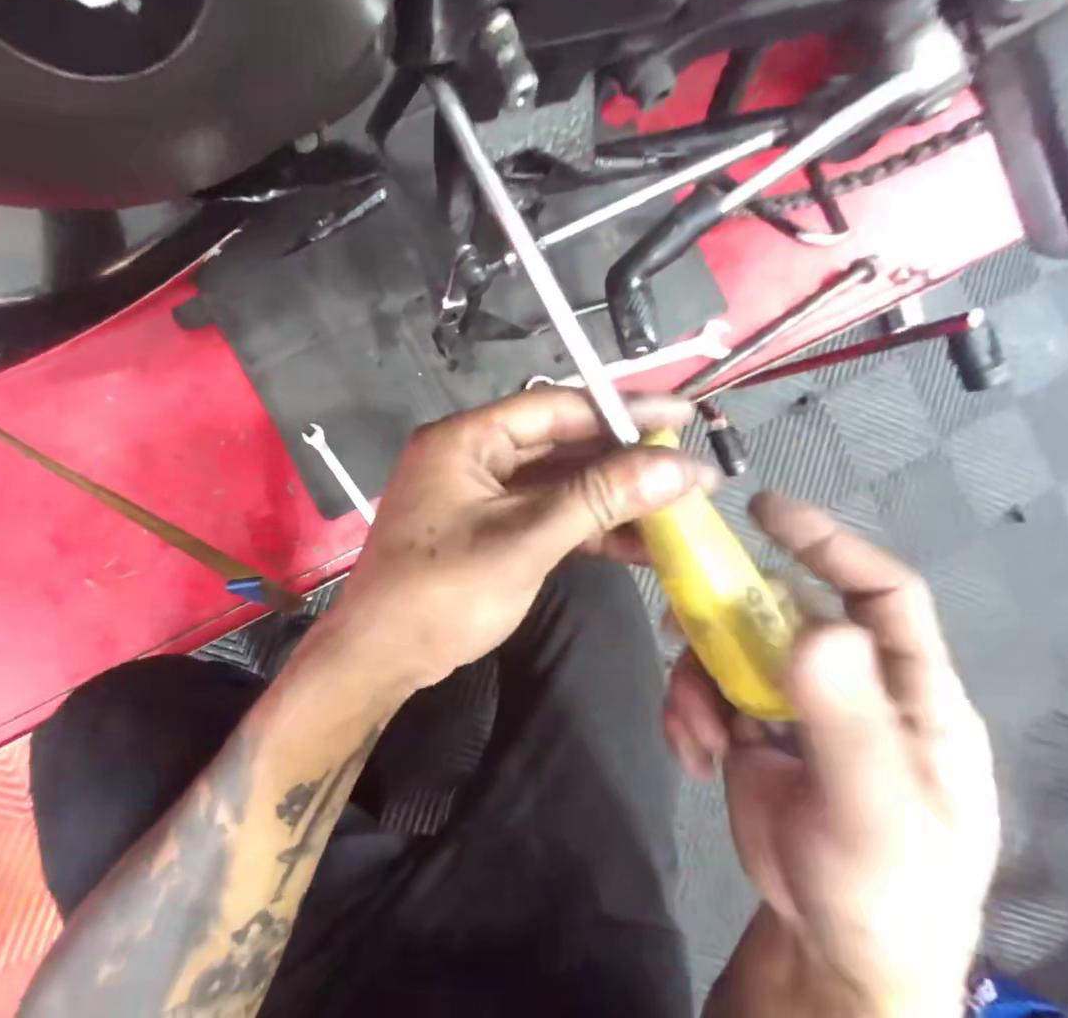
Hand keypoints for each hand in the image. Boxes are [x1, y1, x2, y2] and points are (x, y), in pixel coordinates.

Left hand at [327, 388, 717, 693]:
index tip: (681, 415)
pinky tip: (640, 542)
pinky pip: (548, 516)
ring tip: (677, 505)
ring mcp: (481, 496)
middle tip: (687, 464)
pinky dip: (589, 528)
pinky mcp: (490, 531)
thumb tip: (678, 467)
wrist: (380, 659)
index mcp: (466, 439)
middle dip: (624, 458)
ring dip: (612, 497)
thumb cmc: (442, 593)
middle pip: (561, 444)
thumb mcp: (525, 541)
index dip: (622, 409)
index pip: (556, 407)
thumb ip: (600, 499)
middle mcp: (473, 457)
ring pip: (559, 484)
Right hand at [666, 494, 998, 1017]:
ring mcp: (799, 704)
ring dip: (698, 678)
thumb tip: (818, 627)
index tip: (766, 510)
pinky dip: (687, 710)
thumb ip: (848, 722)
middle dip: (729, 619)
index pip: (881, 592)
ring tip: (692, 732)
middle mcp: (854, 682)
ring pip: (734, 648)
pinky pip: (709, 690)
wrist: (834, 953)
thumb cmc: (883, 887)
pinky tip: (690, 753)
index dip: (829, 543)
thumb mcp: (874, 810)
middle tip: (681, 623)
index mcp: (909, 689)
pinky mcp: (754, 728)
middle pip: (784, 613)